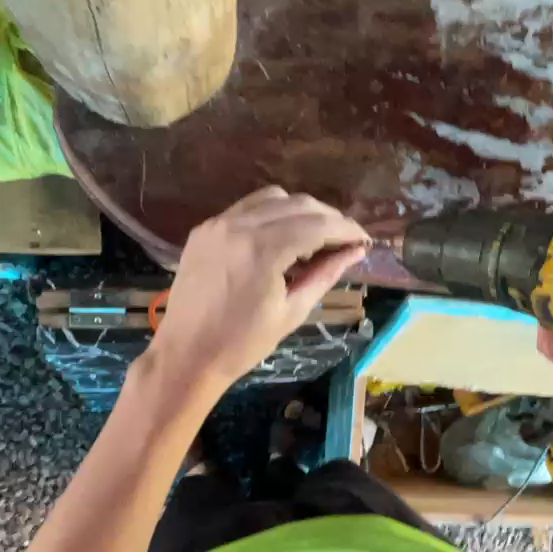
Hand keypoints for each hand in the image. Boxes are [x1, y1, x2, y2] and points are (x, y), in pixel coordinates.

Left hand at [145, 186, 368, 392]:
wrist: (188, 354)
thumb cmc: (243, 344)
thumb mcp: (292, 312)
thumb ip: (325, 275)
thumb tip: (355, 252)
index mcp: (263, 250)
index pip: (317, 225)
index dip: (346, 230)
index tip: (364, 240)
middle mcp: (239, 225)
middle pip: (298, 204)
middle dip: (328, 218)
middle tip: (346, 239)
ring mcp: (218, 224)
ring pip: (272, 198)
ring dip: (301, 211)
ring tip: (316, 236)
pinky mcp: (205, 229)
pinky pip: (247, 208)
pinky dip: (272, 214)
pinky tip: (282, 236)